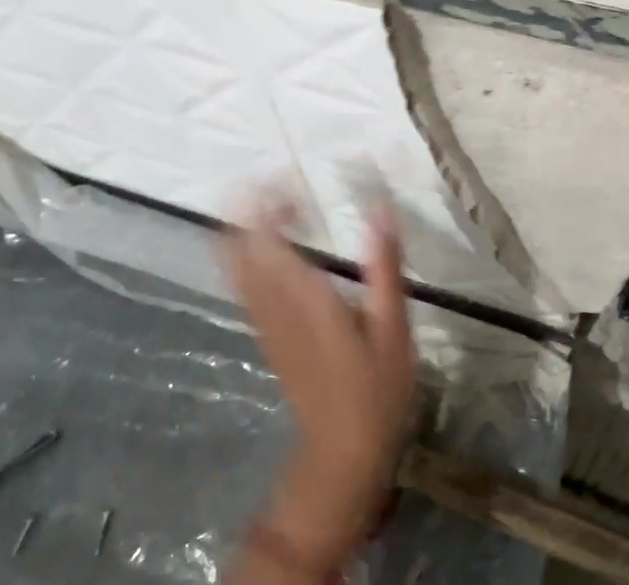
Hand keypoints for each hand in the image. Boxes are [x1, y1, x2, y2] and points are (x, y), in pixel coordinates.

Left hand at [222, 196, 415, 580]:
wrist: (340, 452)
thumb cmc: (376, 390)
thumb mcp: (393, 328)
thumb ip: (384, 266)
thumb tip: (381, 208)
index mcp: (308, 299)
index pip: (271, 239)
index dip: (267, 204)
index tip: (285, 176)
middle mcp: (275, 305)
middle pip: (242, 247)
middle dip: (249, 208)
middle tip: (276, 181)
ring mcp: (264, 322)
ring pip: (234, 265)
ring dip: (243, 229)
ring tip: (270, 199)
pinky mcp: (264, 334)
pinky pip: (242, 284)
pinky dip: (244, 254)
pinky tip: (262, 242)